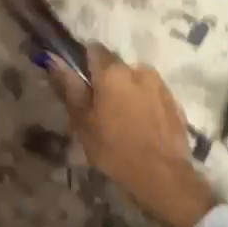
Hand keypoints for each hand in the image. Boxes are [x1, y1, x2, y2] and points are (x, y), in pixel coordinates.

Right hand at [48, 43, 216, 226]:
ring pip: (135, 81)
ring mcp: (160, 85)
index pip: (93, 50)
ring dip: (126, 93)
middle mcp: (139, 70)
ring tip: (121, 122)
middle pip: (115, 67)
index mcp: (113, 72)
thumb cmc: (114, 149)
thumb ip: (68, 88)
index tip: (79, 86)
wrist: (162, 176)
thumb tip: (53, 60)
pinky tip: (139, 129)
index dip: (83, 65)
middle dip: (106, 82)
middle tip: (98, 111)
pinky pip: (151, 95)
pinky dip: (143, 105)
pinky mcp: (174, 102)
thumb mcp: (82, 122)